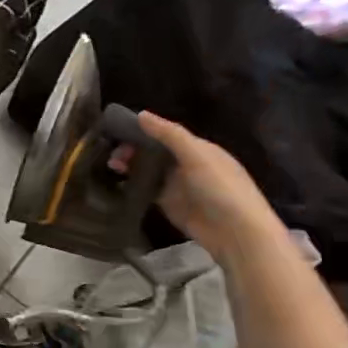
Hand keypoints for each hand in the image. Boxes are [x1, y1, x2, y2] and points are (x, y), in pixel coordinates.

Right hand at [120, 111, 286, 261]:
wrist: (235, 233)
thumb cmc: (221, 188)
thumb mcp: (197, 156)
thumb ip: (170, 134)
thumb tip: (141, 114)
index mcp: (197, 149)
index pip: (165, 134)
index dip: (142, 131)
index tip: (118, 132)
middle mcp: (186, 164)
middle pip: (154, 151)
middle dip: (133, 150)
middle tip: (114, 155)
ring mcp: (177, 185)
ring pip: (148, 169)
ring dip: (130, 166)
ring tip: (112, 167)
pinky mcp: (169, 204)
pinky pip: (148, 189)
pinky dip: (133, 185)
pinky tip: (117, 182)